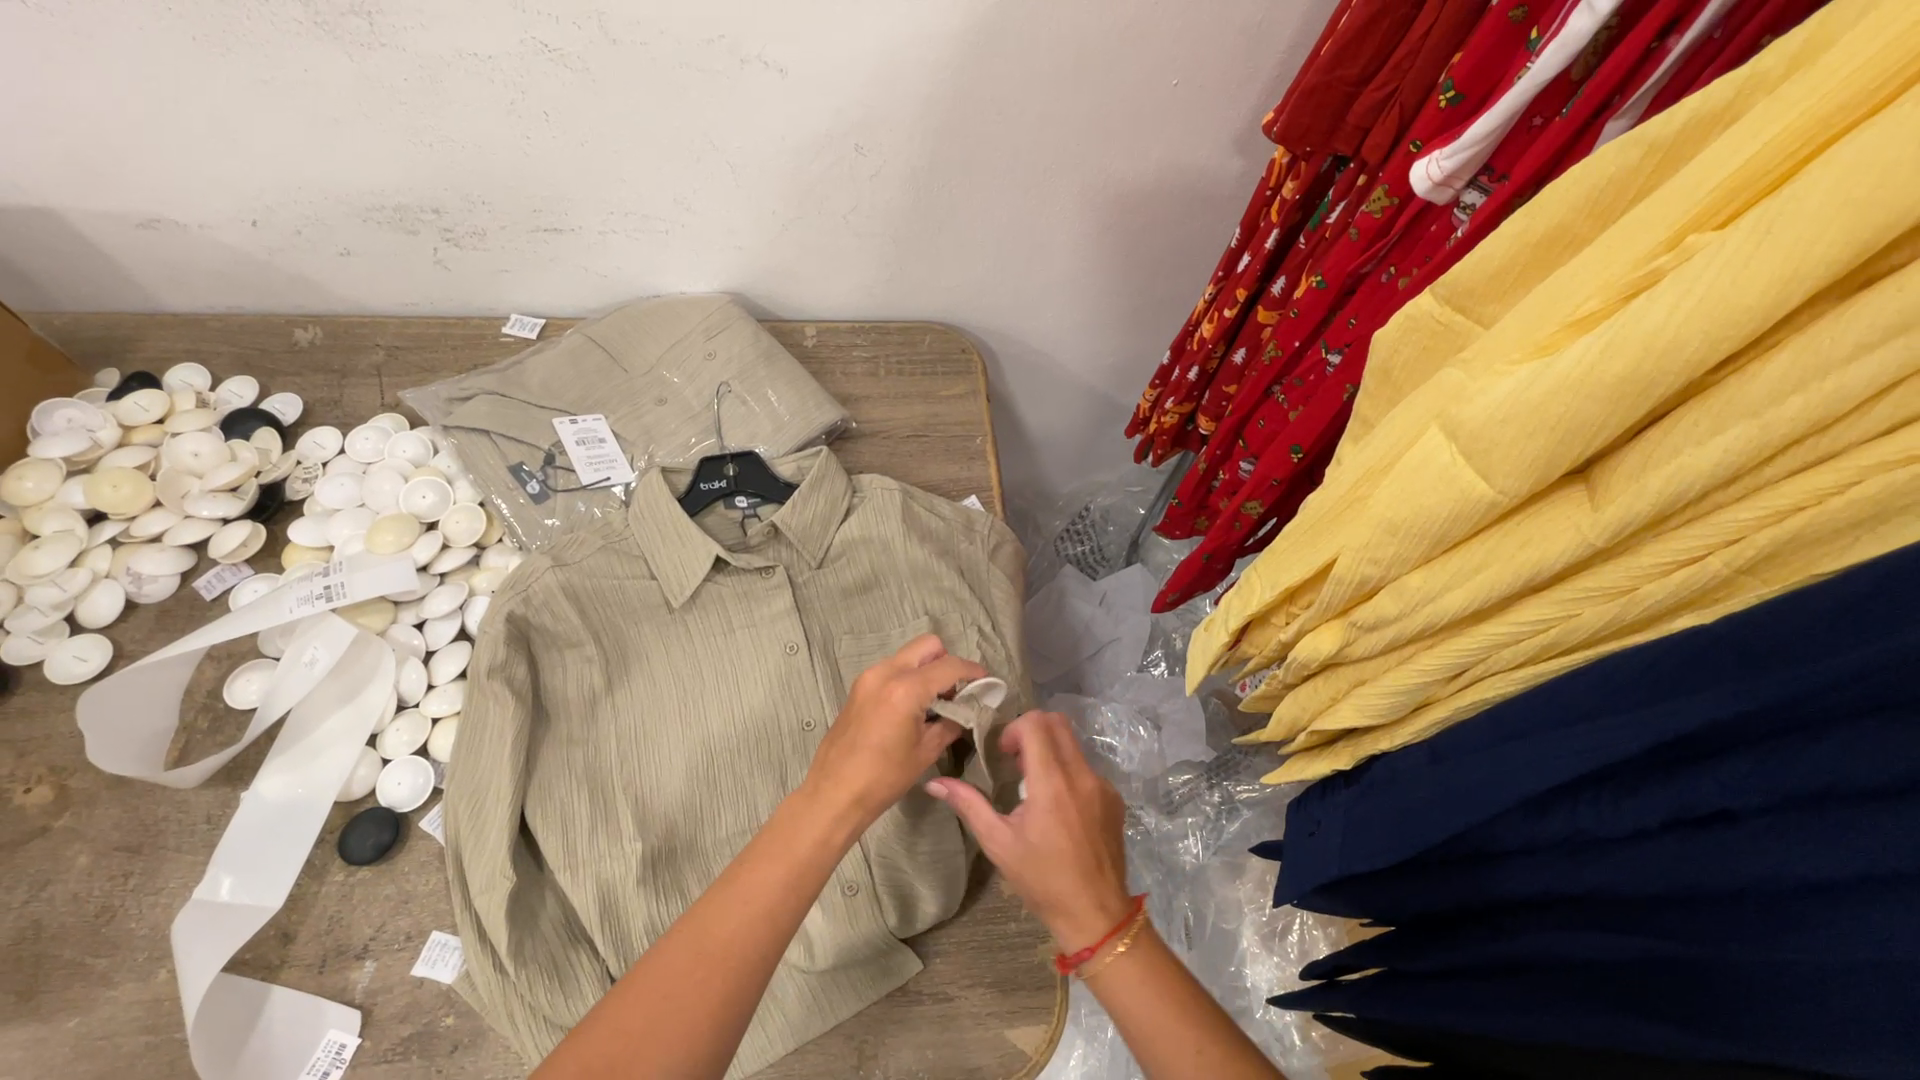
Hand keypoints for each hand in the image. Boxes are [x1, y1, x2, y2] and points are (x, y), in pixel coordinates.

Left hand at [802, 634, 985, 827]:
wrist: (834, 793)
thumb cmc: (883, 778)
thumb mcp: (926, 751)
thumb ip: (950, 723)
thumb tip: (965, 712)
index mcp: (905, 689)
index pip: (949, 666)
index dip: (972, 671)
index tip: (986, 681)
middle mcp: (885, 673)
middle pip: (927, 645)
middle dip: (948, 662)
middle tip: (957, 691)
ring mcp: (868, 677)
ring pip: (908, 655)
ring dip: (927, 669)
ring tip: (936, 702)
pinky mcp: (859, 687)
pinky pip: (892, 669)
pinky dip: (909, 677)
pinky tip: (914, 707)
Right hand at [925, 711, 1132, 952]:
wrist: (1095, 913)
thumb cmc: (1041, 880)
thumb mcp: (999, 843)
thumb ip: (969, 804)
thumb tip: (935, 783)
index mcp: (1052, 783)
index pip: (1035, 724)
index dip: (1014, 729)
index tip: (1003, 755)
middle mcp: (1081, 775)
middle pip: (1058, 723)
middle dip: (1032, 732)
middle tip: (1016, 762)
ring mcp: (1103, 786)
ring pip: (1074, 745)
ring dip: (1051, 753)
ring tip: (1035, 789)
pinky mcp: (1115, 799)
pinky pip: (1088, 769)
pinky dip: (1069, 774)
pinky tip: (1059, 810)